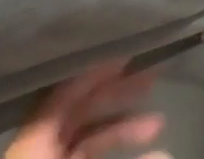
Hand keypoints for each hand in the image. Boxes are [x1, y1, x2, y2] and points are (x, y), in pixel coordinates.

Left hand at [6, 61, 165, 158]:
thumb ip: (124, 157)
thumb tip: (166, 153)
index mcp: (37, 138)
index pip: (67, 91)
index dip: (97, 71)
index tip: (128, 55)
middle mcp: (39, 145)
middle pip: (80, 109)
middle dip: (117, 94)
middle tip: (153, 75)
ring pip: (86, 138)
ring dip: (122, 128)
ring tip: (160, 121)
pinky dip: (110, 154)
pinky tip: (147, 155)